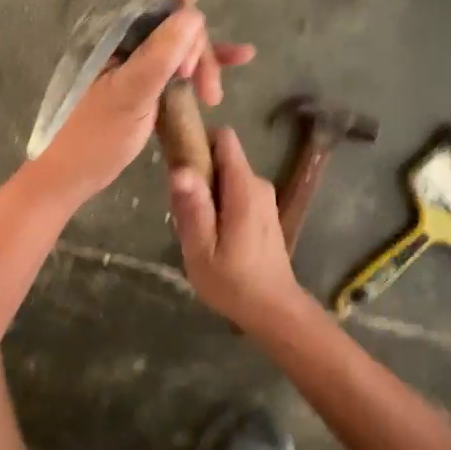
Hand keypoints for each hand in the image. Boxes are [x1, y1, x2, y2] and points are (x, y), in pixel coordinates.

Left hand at [34, 8, 253, 198]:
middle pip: (175, 19)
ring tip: (213, 95)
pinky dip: (205, 63)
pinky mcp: (144, 78)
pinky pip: (179, 62)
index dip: (182, 12)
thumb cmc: (94, 136)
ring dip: (205, 60)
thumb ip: (160, 54)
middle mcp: (122, 35)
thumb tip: (193, 15)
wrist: (71, 175)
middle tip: (203, 89)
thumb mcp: (130, 94)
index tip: (192, 54)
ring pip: (181, 42)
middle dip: (196, 48)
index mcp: (110, 30)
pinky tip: (241, 57)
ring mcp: (134, 57)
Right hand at [169, 128, 304, 327]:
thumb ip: (192, 209)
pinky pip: (234, 190)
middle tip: (180, 209)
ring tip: (194, 227)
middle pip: (221, 158)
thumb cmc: (234, 283)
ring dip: (206, 192)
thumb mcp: (202, 251)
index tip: (175, 158)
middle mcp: (258, 185)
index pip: (224, 139)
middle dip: (197, 173)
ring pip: (226, 176)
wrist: (274, 311)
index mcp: (244, 190)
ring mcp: (264, 198)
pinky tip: (211, 233)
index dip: (198, 140)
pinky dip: (219, 202)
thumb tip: (179, 170)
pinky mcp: (264, 210)